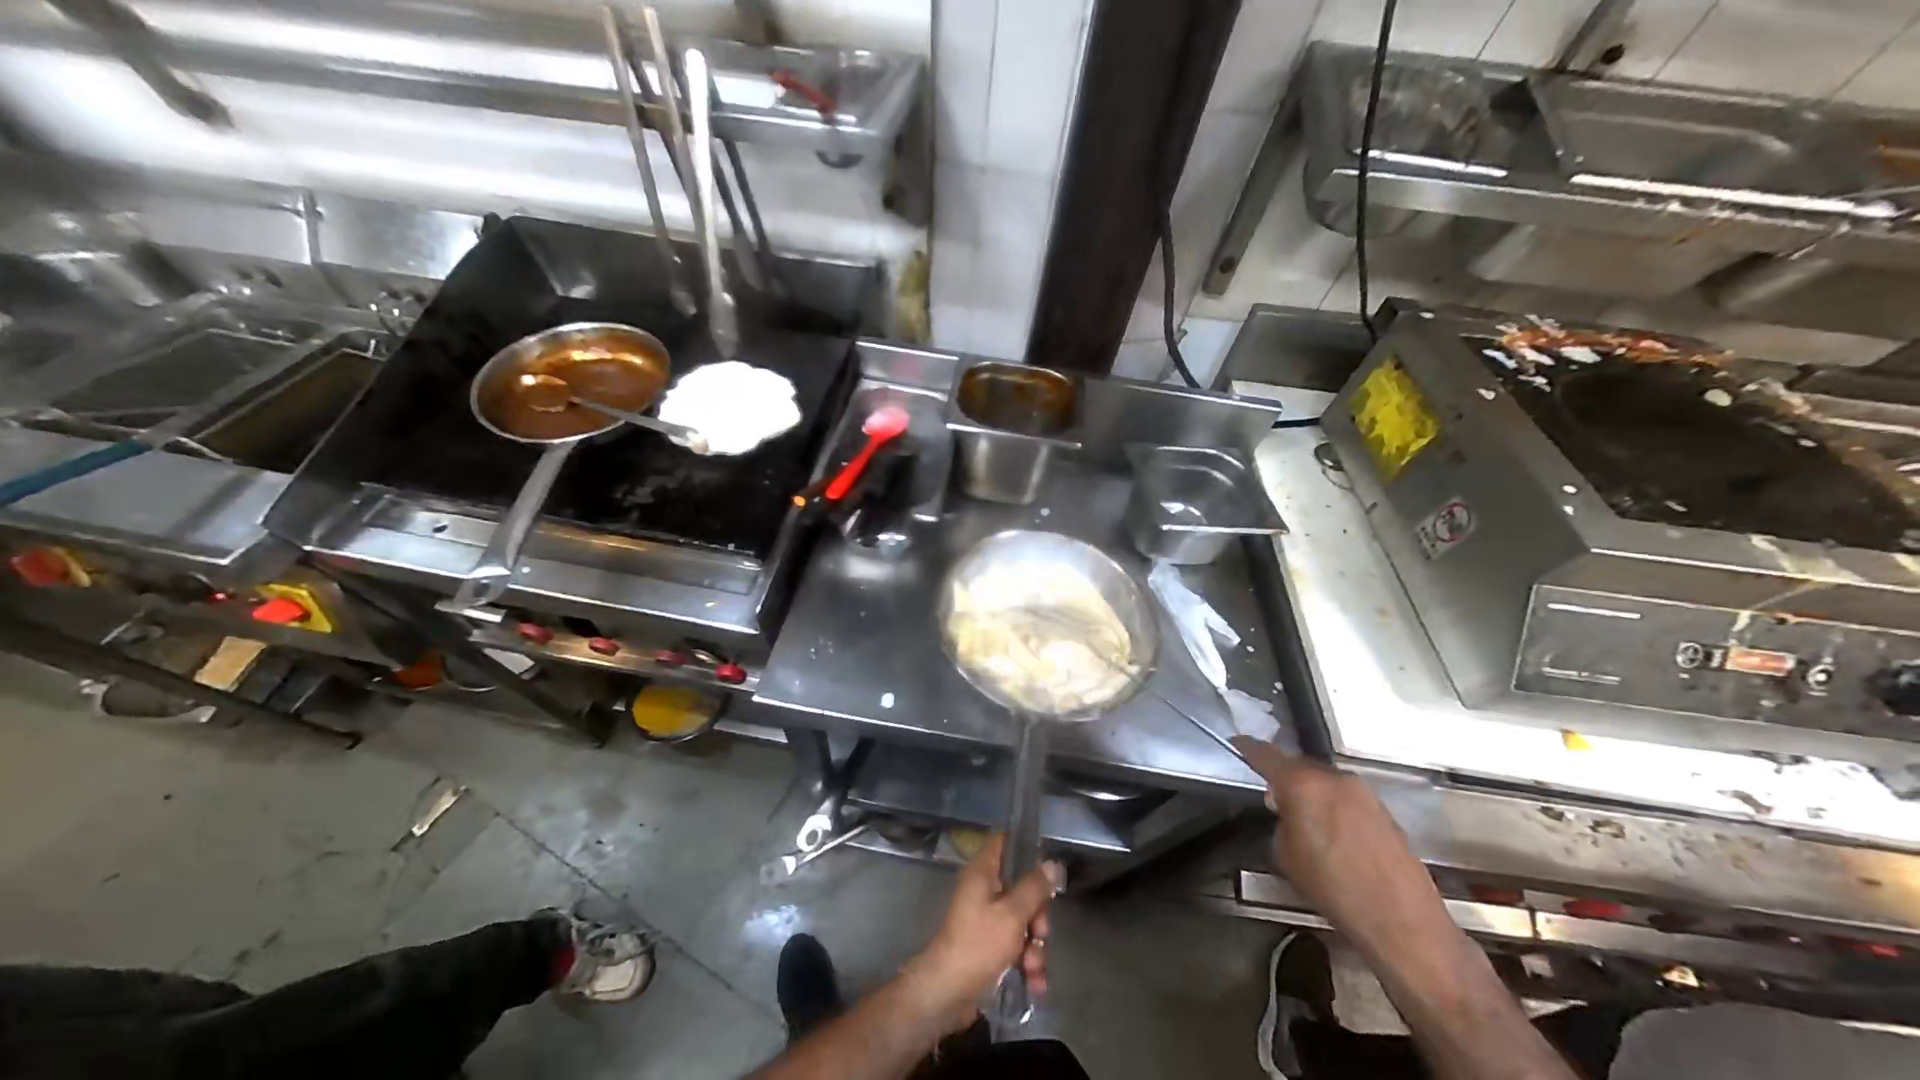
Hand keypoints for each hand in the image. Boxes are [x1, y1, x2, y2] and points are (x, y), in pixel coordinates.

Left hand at [900, 835, 1059, 1034]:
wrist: (947, 993)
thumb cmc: (978, 944)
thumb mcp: (1012, 914)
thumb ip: (1034, 888)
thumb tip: (1050, 863)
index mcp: (983, 873)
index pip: (1003, 843)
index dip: (1025, 848)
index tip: (1046, 868)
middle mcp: (983, 891)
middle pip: (1022, 888)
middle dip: (1037, 915)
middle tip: (1040, 932)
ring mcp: (986, 919)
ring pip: (1022, 921)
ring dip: (1034, 946)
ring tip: (1033, 967)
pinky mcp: (989, 946)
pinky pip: (1015, 945)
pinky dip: (1026, 962)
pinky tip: (1034, 982)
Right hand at [1232, 736, 1451, 952]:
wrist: (1401, 919)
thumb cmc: (1332, 887)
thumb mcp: (1286, 855)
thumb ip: (1281, 822)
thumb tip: (1288, 813)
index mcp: (1303, 784)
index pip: (1267, 755)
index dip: (1249, 748)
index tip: (1238, 743)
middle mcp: (1335, 779)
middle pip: (1300, 766)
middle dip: (1285, 778)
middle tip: (1274, 798)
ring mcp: (1364, 793)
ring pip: (1326, 783)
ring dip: (1313, 794)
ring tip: (1306, 821)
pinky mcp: (1385, 812)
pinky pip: (1348, 800)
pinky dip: (1335, 808)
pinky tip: (1335, 836)